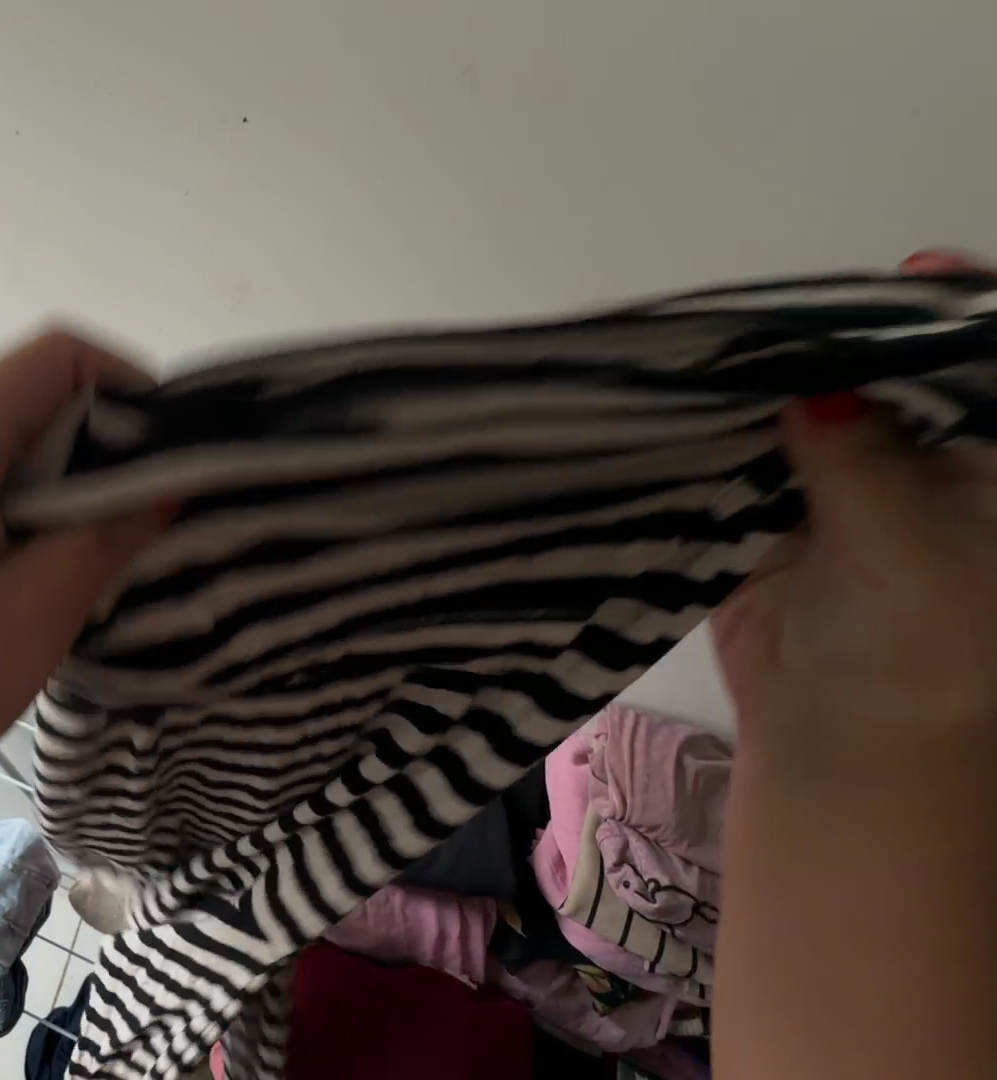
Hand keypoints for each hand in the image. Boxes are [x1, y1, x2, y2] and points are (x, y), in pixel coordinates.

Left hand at [0, 331, 171, 832]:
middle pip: (30, 400)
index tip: (177, 456)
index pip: (54, 357)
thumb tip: (167, 485)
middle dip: (106, 443)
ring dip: (69, 487)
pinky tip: (49, 575)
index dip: (129, 388)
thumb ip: (108, 536)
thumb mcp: (31, 614)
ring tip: (112, 550)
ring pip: (6, 452)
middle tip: (157, 514)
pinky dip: (29, 515)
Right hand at [710, 251, 996, 782]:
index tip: (910, 275)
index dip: (961, 319)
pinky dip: (718, 440)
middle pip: (891, 384)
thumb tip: (808, 390)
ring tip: (717, 354)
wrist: (835, 735)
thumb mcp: (913, 558)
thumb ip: (863, 471)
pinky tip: (685, 413)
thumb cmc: (920, 655)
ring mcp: (842, 491)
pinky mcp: (769, 517)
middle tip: (776, 317)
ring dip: (767, 393)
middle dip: (843, 349)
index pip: (988, 374)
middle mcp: (929, 467)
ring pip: (809, 419)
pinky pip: (744, 463)